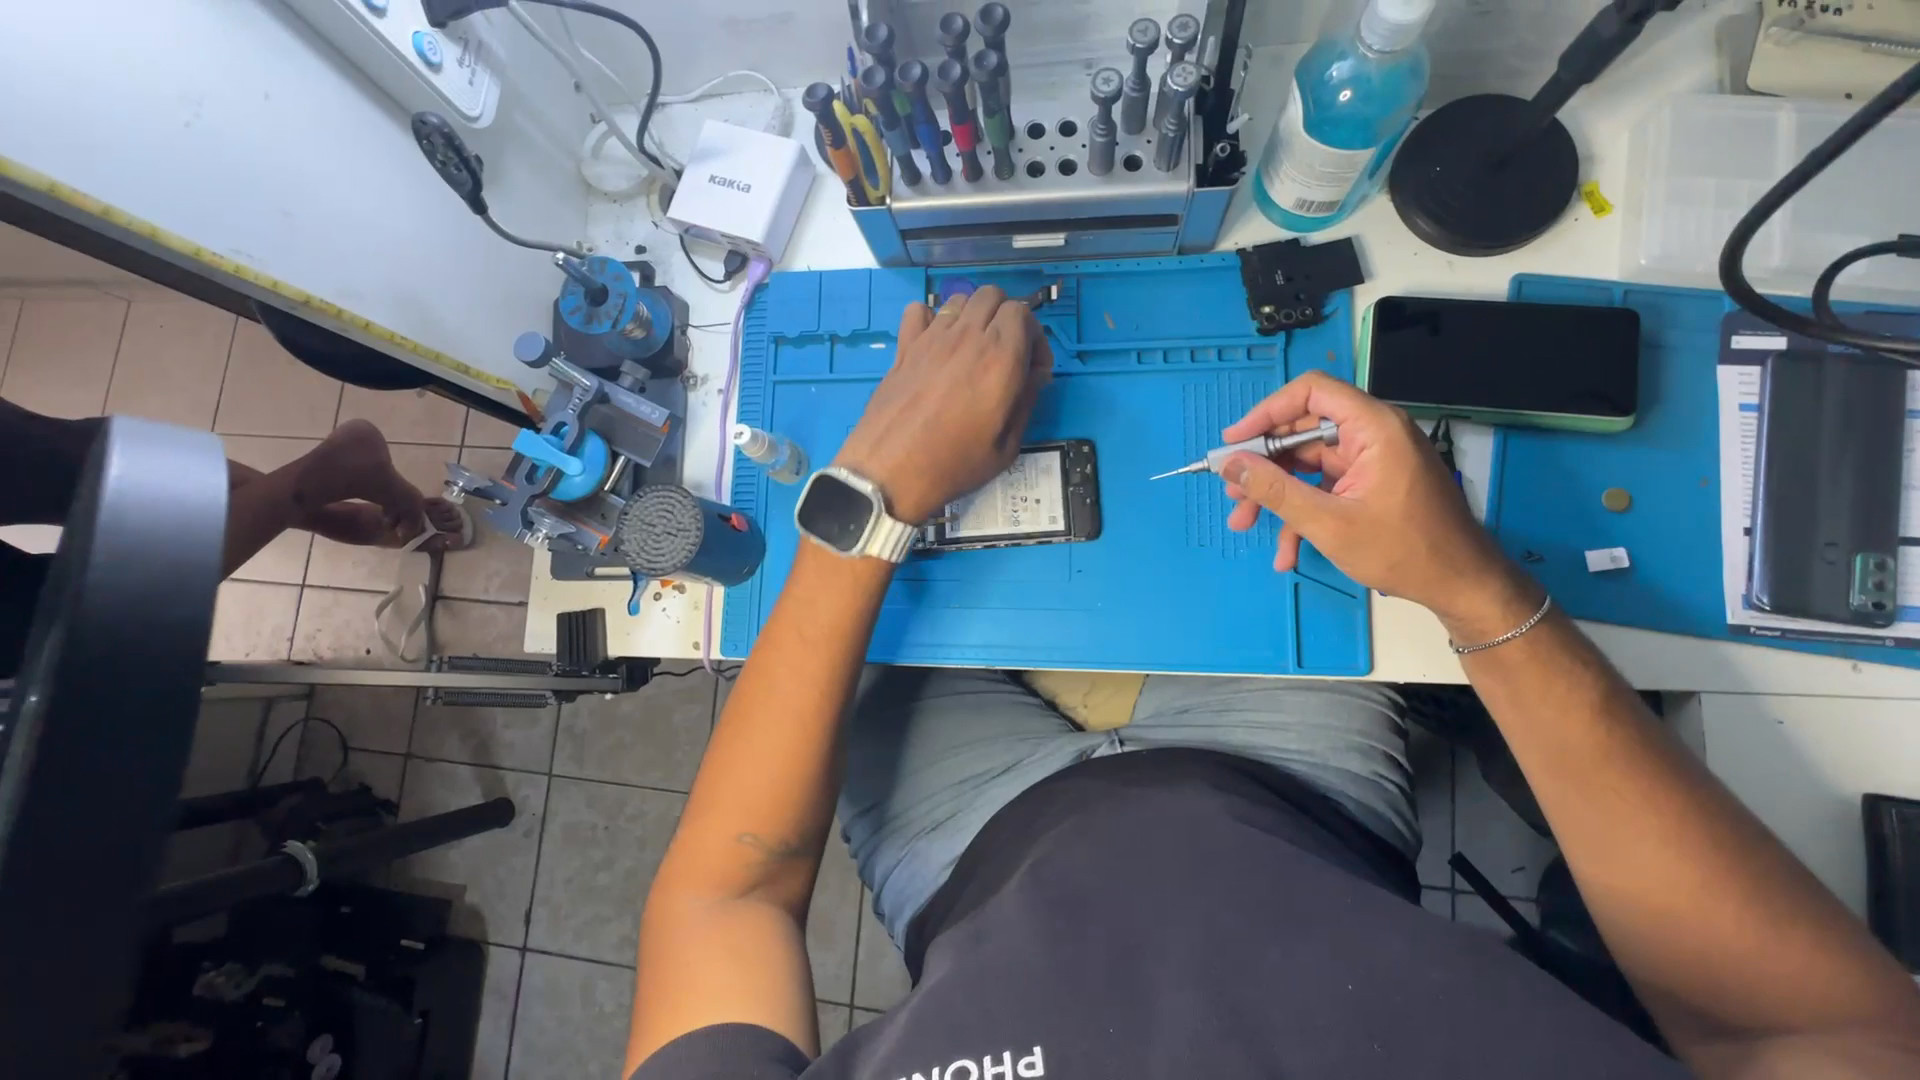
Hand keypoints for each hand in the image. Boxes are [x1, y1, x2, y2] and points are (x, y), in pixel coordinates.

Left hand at [834, 286, 1052, 523]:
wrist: (890, 471)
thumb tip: (1036, 374)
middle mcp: (967, 337)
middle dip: (1006, 317)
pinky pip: (918, 310)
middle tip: (1006, 353)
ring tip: (973, 348)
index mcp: (1000, 358)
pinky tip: (935, 345)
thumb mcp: (1007, 445)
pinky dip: (931, 318)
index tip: (1033, 368)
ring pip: (959, 299)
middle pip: (992, 295)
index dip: (1034, 336)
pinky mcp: (904, 347)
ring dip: (973, 315)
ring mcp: (931, 338)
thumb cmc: (954, 464)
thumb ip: (1027, 400)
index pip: (1023, 312)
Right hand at [1218, 371, 1537, 636]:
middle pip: (1303, 432)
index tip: (1234, 443)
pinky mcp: (1371, 484)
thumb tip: (1229, 464)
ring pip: (1307, 465)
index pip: (1311, 392)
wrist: (1462, 586)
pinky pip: (1324, 488)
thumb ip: (1274, 489)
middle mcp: (1373, 435)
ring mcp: (1372, 461)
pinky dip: (1301, 514)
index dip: (1266, 413)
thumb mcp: (1328, 522)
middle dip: (1264, 466)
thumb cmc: (1403, 550)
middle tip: (1233, 492)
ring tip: (1245, 523)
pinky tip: (1287, 552)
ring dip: (1275, 495)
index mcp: (1373, 428)